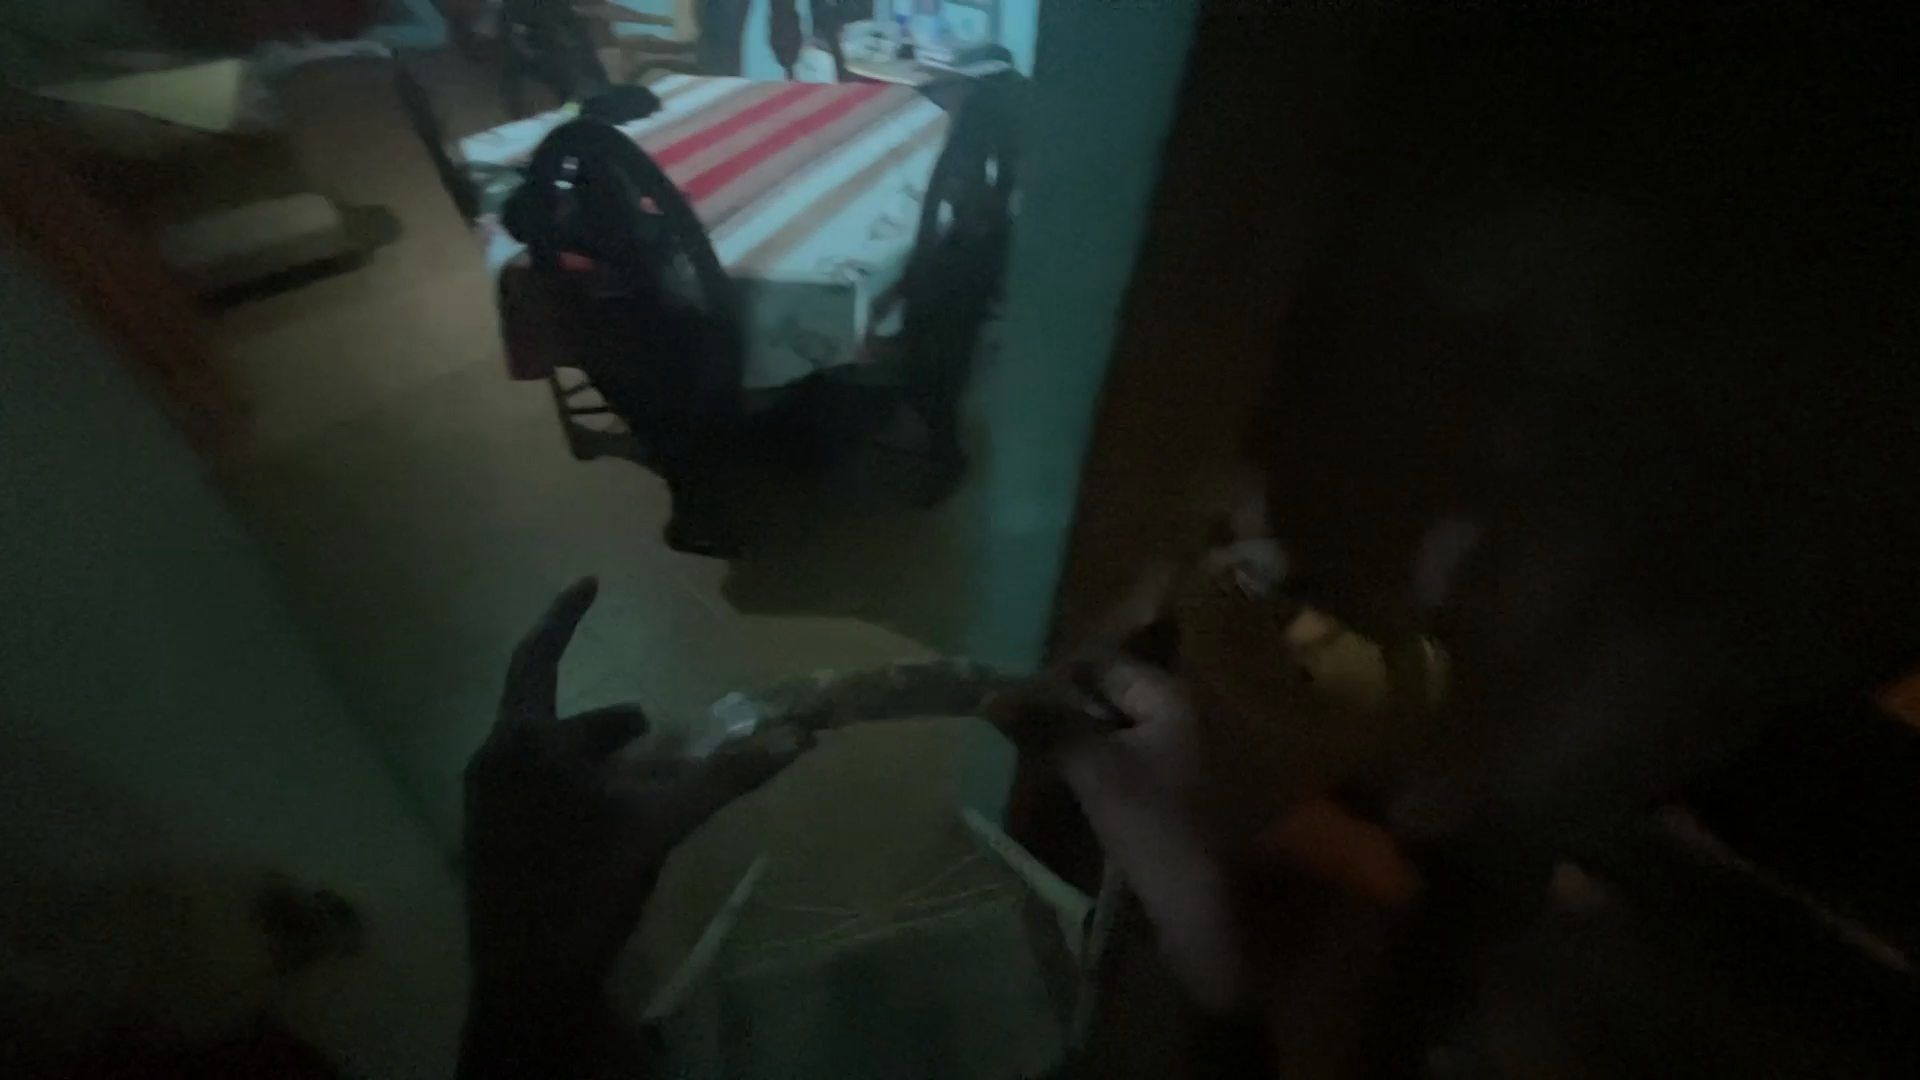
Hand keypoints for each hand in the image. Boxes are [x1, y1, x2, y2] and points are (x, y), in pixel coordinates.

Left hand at [462, 577, 804, 996]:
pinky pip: (541, 787)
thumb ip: (730, 775)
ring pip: (554, 758)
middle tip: (659, 732)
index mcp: (526, 744)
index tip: (590, 581)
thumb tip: (798, 737)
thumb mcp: (664, 820)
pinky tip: (617, 814)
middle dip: (615, 725)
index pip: (538, 657)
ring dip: (603, 758)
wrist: (528, 981)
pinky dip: (583, 784)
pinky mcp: (490, 838)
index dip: (564, 616)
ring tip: (649, 774)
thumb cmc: (588, 881)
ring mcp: (485, 804)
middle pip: (562, 719)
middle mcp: (495, 763)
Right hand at [992, 655, 1249, 1014]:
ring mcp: (1177, 752)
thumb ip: (1046, 725)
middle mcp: (1178, 715)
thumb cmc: (1154, 824)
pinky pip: (1120, 759)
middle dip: (1062, 708)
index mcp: (1170, 698)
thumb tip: (992, 696)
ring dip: (1073, 738)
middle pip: (1106, 696)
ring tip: (1030, 749)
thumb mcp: (1092, 768)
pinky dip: (1090, 763)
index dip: (1057, 675)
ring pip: (1110, 729)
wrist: (1205, 910)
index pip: (1102, 664)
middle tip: (1016, 722)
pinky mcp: (1168, 788)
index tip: (1014, 693)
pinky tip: (1061, 779)